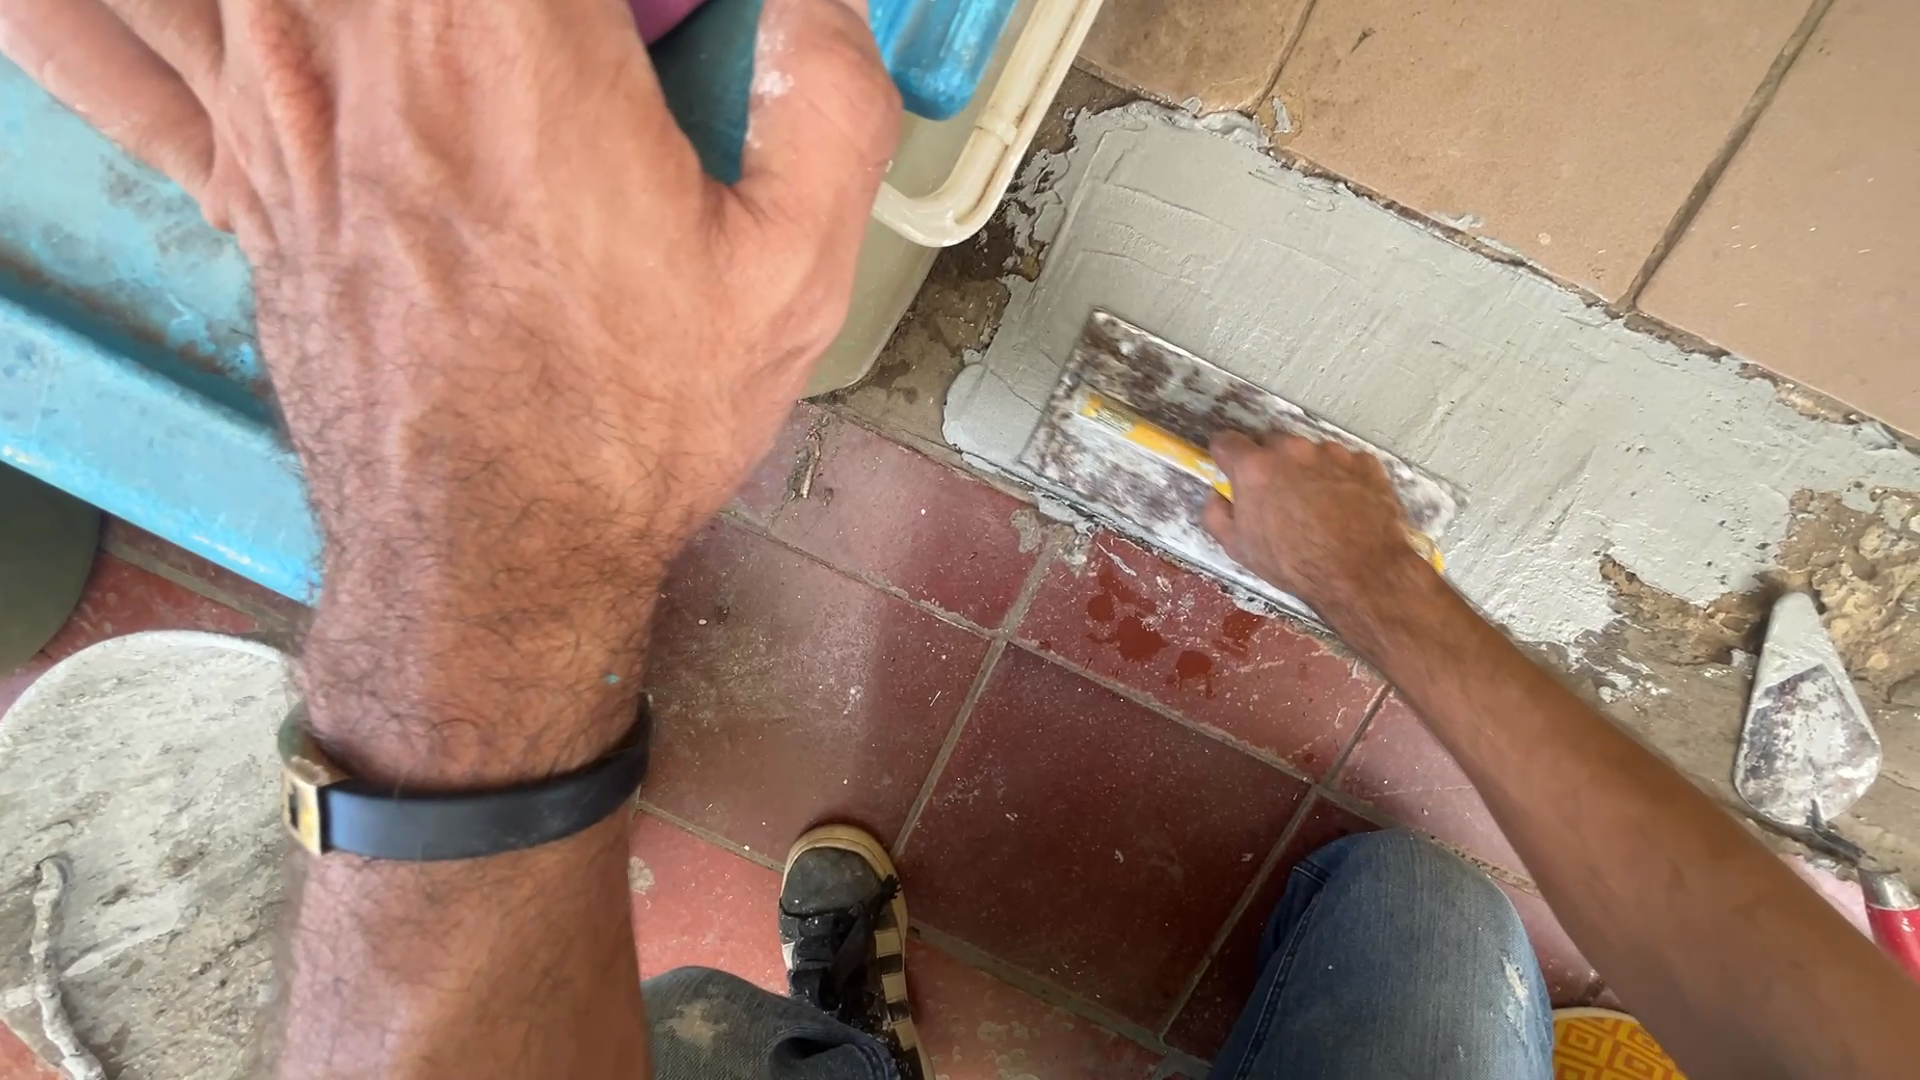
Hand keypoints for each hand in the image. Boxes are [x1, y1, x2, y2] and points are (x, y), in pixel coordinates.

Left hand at [0, 0, 901, 780]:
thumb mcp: (793, 281)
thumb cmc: (647, 417)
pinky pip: (148, 27)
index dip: (653, 10)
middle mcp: (357, 21)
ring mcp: (267, 77)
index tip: (668, 50)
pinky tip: (338, 83)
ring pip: (358, 14)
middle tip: (631, 96)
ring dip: (464, 55)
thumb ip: (831, 111)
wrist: (500, 555)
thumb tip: (812, 4)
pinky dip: (210, 35)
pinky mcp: (238, 154)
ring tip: (541, 148)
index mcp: (509, 28)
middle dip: (592, 38)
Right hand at [1204, 431, 1427, 626]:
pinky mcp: (1364, 462)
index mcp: (1254, 468)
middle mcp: (1291, 451)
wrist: (1361, 573)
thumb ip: (1215, 514)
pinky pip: (1343, 462)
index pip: (1226, 441)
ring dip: (1304, 469)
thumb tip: (1216, 496)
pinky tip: (1342, 506)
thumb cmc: (1294, 563)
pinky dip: (1338, 477)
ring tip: (1314, 505)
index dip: (1225, 456)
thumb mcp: (1237, 547)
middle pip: (1270, 443)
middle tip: (1275, 495)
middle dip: (1268, 463)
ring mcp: (1332, 453)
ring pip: (1308, 452)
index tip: (1230, 468)